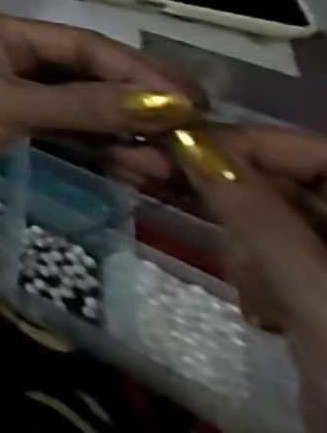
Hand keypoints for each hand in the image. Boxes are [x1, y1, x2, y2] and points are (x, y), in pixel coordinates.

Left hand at [0, 12, 202, 186]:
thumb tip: (170, 105)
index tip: (193, 103)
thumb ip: (85, 104)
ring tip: (167, 157)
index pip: (80, 42)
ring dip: (119, 125)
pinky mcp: (0, 116)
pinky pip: (60, 122)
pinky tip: (132, 161)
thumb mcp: (9, 103)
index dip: (137, 71)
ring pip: (75, 99)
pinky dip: (93, 138)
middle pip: (82, 69)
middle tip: (194, 133)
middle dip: (134, 99)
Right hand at [172, 125, 326, 415]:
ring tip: (222, 263)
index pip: (323, 152)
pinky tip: (247, 291)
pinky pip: (285, 252)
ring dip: (231, 223)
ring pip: (282, 214)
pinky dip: (252, 260)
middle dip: (220, 176)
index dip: (248, 139)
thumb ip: (260, 218)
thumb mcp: (318, 300)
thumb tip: (190, 144)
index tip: (165, 139)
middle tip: (131, 163)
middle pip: (296, 180)